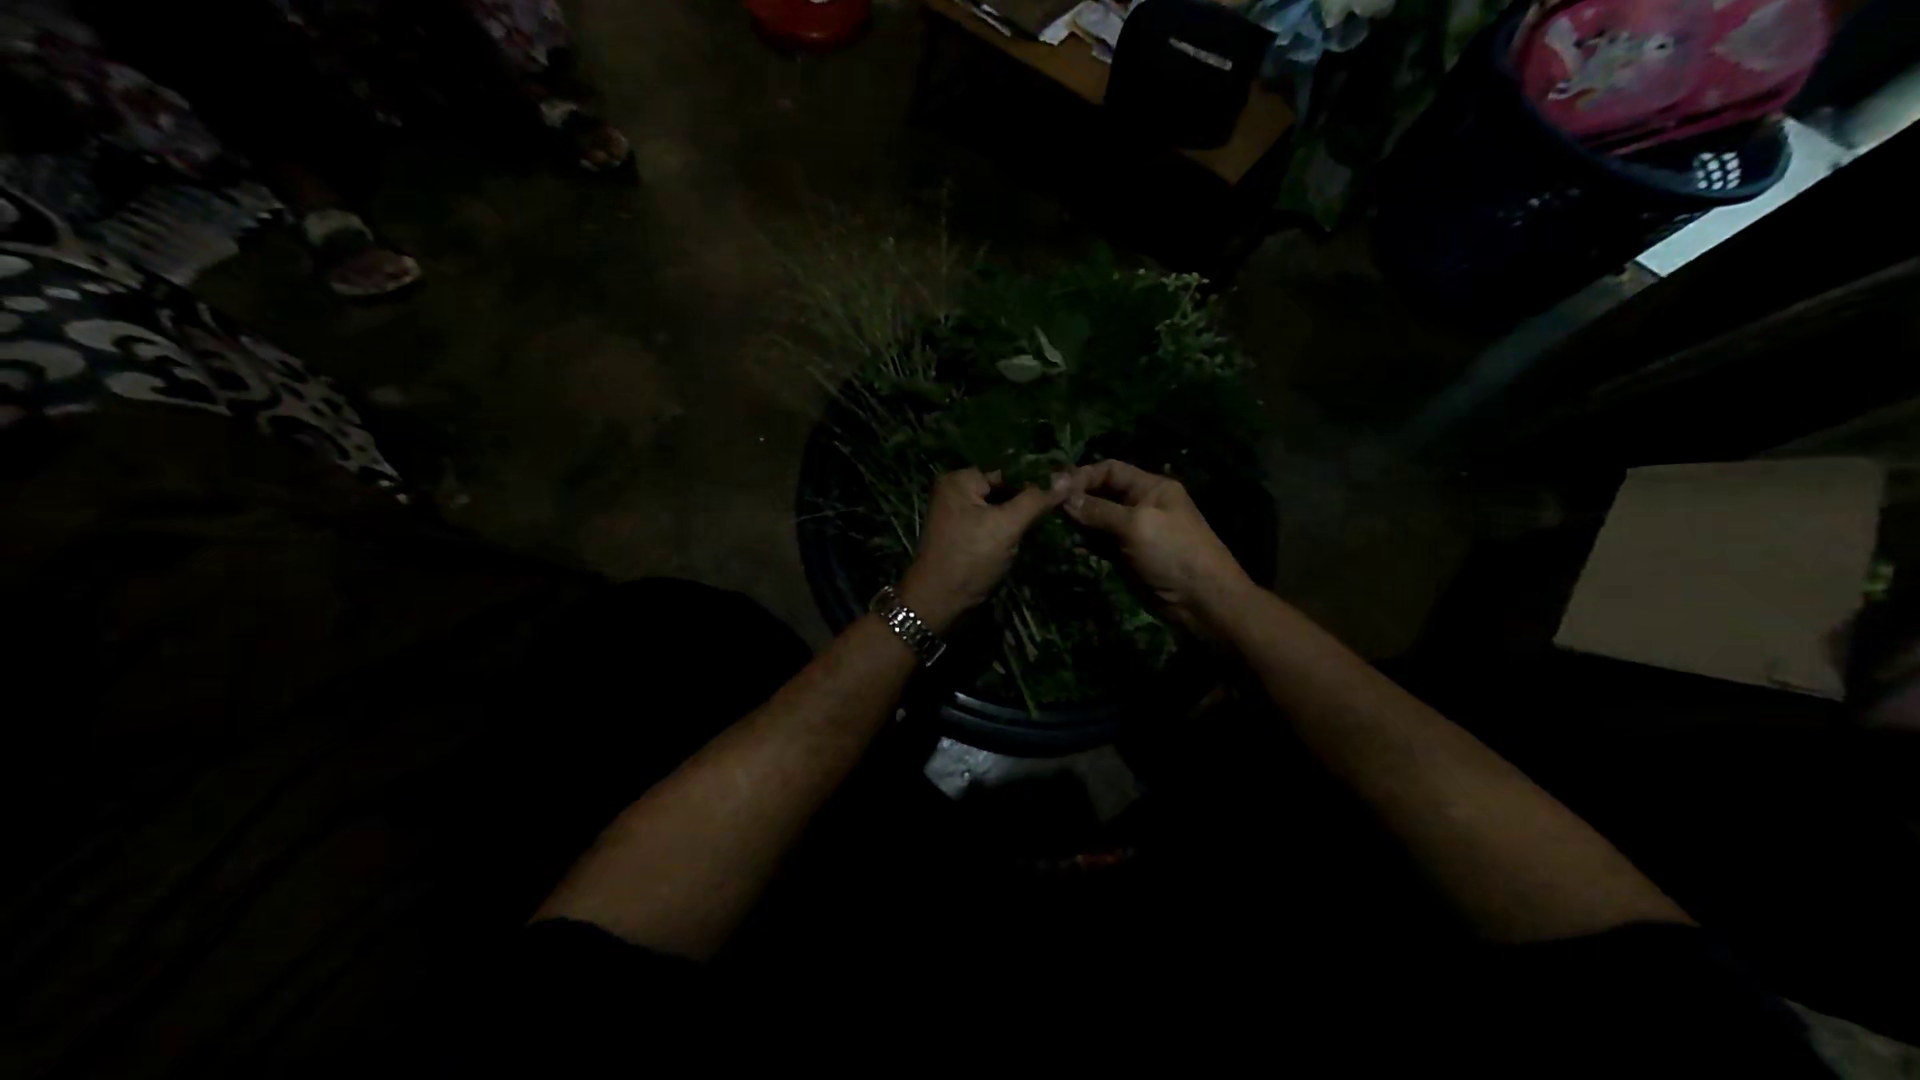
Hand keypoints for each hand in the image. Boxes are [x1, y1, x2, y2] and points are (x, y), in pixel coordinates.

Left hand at [898, 468, 1073, 633]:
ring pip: (1001, 506)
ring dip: (1023, 513)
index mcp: (960, 480)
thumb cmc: (970, 560)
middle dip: (1030, 496)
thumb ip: (1035, 500)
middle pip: (1004, 487)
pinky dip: (1011, 527)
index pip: (1008, 469)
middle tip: (1065, 502)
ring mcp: (959, 514)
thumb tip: (1068, 477)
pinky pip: (993, 522)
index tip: (1068, 485)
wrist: (938, 603)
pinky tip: (1033, 531)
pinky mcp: (964, 534)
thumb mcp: (1006, 526)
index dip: (1037, 477)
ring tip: (1056, 514)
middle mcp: (956, 491)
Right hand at [1064, 460, 1253, 636]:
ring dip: (1078, 523)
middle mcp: (1141, 505)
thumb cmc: (1173, 552)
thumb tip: (1064, 498)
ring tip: (1052, 526)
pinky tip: (1069, 545)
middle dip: (1077, 499)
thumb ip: (1099, 510)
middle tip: (1047, 507)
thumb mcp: (1136, 525)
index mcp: (1151, 487)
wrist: (1201, 600)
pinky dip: (1086, 543)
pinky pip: (1101, 544)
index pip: (1111, 470)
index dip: (1084, 476)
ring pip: (1098, 520)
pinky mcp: (1127, 556)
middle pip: (1102, 493)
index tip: (1057, 488)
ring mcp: (1133, 532)